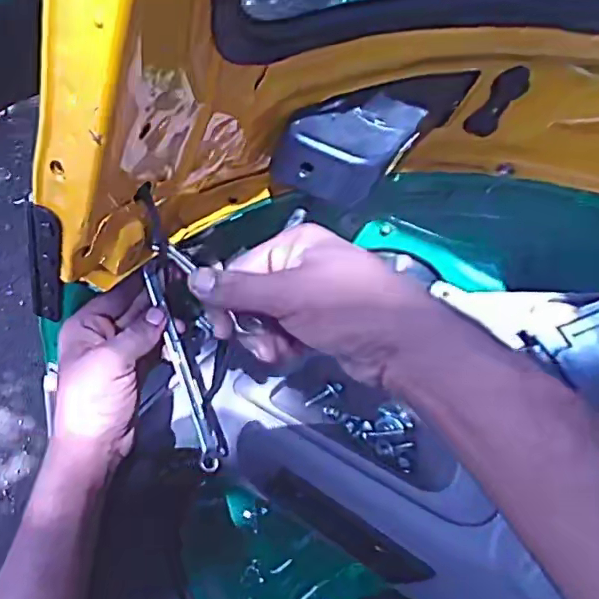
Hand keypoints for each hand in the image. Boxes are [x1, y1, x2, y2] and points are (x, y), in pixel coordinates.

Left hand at [51, 279, 166, 462]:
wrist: (95, 446)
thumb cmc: (89, 404)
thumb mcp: (111, 360)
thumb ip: (138, 334)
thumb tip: (160, 313)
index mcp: (84, 327)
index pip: (116, 296)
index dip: (142, 284)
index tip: (166, 272)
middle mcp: (99, 337)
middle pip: (134, 311)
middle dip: (158, 303)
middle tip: (184, 292)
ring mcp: (118, 355)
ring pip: (146, 330)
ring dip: (165, 324)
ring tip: (185, 317)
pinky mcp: (133, 372)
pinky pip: (153, 350)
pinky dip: (166, 344)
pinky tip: (179, 337)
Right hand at [186, 223, 464, 388]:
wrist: (403, 348)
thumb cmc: (352, 309)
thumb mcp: (288, 295)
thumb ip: (237, 289)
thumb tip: (195, 279)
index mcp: (294, 244)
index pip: (239, 269)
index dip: (226, 299)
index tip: (222, 325)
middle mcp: (298, 266)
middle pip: (247, 296)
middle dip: (249, 324)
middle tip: (260, 341)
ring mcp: (306, 296)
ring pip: (261, 319)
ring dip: (263, 340)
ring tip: (281, 350)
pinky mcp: (313, 323)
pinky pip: (279, 333)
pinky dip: (280, 347)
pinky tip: (292, 353)